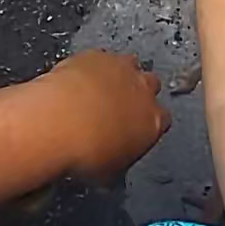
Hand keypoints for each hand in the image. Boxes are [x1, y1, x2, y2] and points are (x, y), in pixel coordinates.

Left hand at [35, 51, 170, 177]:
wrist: (60, 121)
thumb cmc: (88, 152)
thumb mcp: (111, 172)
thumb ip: (120, 161)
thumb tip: (110, 165)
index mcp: (154, 121)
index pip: (163, 119)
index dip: (149, 122)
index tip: (136, 128)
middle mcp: (143, 88)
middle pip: (150, 84)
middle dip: (138, 91)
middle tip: (119, 106)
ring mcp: (119, 66)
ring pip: (129, 63)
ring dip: (118, 74)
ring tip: (100, 89)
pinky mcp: (95, 53)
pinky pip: (99, 57)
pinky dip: (91, 67)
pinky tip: (77, 80)